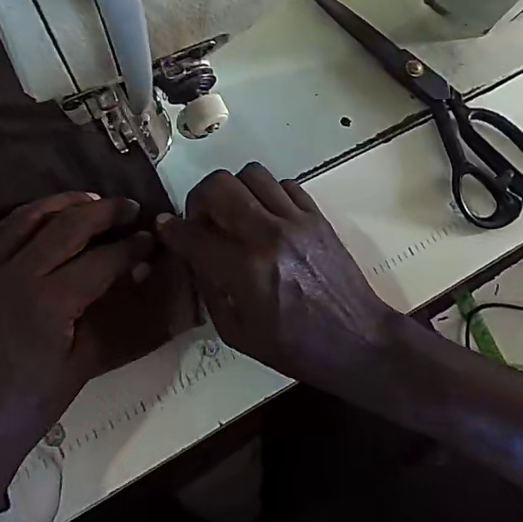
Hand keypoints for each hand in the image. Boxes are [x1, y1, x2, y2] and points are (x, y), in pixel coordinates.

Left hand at [0, 193, 153, 447]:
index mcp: (51, 299)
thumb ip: (111, 310)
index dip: (133, 246)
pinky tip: (39, 218)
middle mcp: (18, 274)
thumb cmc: (31, 403)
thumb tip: (138, 274)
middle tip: (130, 208)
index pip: (103, 258)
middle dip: (105, 212)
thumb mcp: (84, 360)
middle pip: (68, 224)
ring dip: (63, 203)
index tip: (152, 239)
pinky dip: (21, 218)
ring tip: (90, 200)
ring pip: (29, 218)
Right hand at [156, 163, 403, 397]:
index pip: (193, 234)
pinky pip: (285, 184)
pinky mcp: (317, 216)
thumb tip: (193, 255)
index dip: (171, 229)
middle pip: (219, 185)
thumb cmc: (295, 347)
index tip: (165, 227)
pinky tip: (267, 217)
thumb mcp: (238, 333)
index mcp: (245, 269)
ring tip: (236, 215)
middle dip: (200, 199)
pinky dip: (268, 194)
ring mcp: (297, 220)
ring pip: (252, 174)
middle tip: (204, 221)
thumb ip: (210, 288)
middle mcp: (269, 234)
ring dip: (235, 190)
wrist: (356, 339)